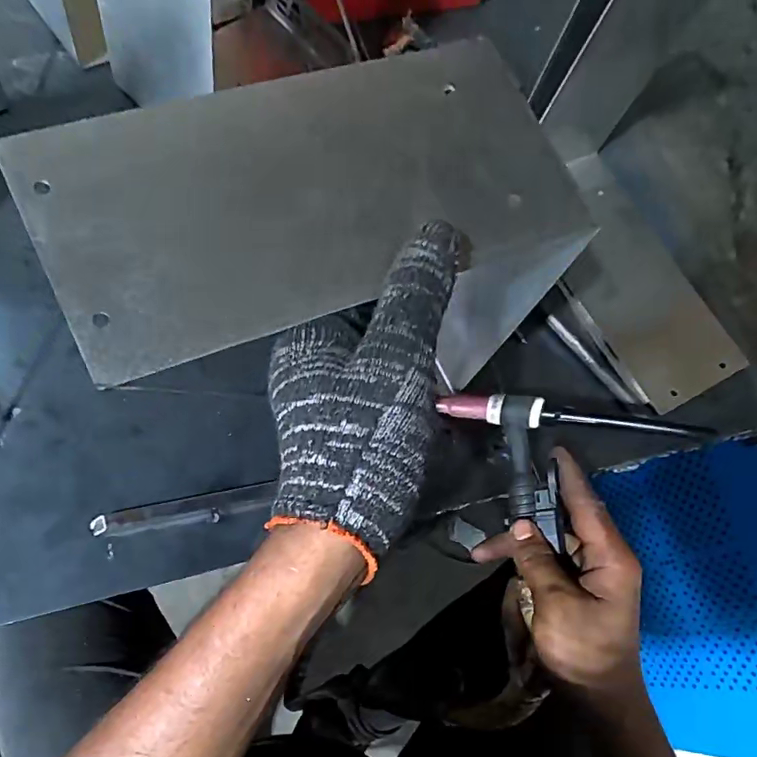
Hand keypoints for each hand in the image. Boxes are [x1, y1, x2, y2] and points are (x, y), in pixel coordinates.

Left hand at [268, 221, 465, 583]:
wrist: (350, 522)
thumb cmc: (366, 434)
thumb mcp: (396, 357)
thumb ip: (416, 295)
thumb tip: (439, 235)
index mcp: (305, 337)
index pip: (355, 284)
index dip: (401, 272)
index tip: (445, 266)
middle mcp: (305, 364)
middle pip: (365, 319)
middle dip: (407, 311)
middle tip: (450, 301)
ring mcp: (322, 398)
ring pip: (373, 354)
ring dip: (409, 347)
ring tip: (445, 338)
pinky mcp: (342, 426)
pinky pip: (377, 385)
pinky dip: (404, 378)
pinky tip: (428, 380)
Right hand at [472, 448, 645, 702]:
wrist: (599, 696)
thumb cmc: (582, 651)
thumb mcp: (555, 604)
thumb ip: (537, 561)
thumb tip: (520, 528)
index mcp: (611, 557)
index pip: (587, 505)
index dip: (569, 478)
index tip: (554, 451)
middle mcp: (607, 559)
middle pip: (566, 523)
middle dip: (529, 517)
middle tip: (498, 506)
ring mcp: (595, 575)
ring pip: (555, 543)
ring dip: (523, 544)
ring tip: (483, 552)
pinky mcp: (582, 590)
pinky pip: (555, 563)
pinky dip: (531, 561)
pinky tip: (506, 564)